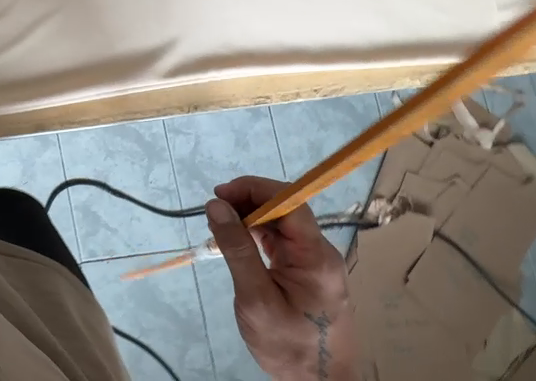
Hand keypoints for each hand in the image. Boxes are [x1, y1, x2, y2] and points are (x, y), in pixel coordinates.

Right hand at [206, 176, 359, 380]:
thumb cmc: (288, 346)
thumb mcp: (255, 298)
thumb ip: (236, 248)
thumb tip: (216, 204)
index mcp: (316, 257)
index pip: (290, 201)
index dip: (254, 188)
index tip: (220, 195)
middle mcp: (321, 254)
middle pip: (285, 210)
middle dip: (247, 203)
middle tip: (214, 215)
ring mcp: (317, 266)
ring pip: (282, 225)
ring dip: (250, 219)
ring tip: (221, 231)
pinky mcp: (309, 277)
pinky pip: (283, 244)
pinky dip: (258, 237)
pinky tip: (238, 246)